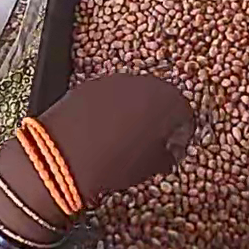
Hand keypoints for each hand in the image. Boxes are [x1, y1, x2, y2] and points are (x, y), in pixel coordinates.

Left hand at [0, 74, 193, 219]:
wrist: (63, 156)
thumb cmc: (115, 164)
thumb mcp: (150, 167)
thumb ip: (166, 155)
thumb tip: (167, 152)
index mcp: (167, 101)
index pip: (185, 114)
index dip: (181, 136)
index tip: (173, 151)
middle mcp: (144, 83)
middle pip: (161, 98)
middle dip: (159, 119)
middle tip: (152, 144)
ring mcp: (115, 80)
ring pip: (134, 94)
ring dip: (135, 112)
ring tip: (125, 139)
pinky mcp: (91, 84)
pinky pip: (110, 95)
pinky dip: (111, 109)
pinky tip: (103, 131)